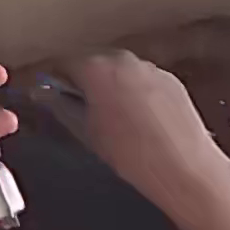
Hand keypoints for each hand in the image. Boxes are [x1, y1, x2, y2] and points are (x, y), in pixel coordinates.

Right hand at [57, 49, 229, 229]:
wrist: (187, 170)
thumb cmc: (130, 154)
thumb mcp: (85, 131)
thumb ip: (60, 105)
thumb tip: (42, 91)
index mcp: (95, 67)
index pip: (61, 62)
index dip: (52, 77)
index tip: (47, 91)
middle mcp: (121, 59)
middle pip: (91, 62)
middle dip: (82, 79)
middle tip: (77, 105)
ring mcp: (149, 67)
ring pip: (118, 70)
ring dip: (109, 84)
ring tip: (111, 116)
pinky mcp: (171, 79)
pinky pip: (141, 79)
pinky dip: (133, 91)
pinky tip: (138, 119)